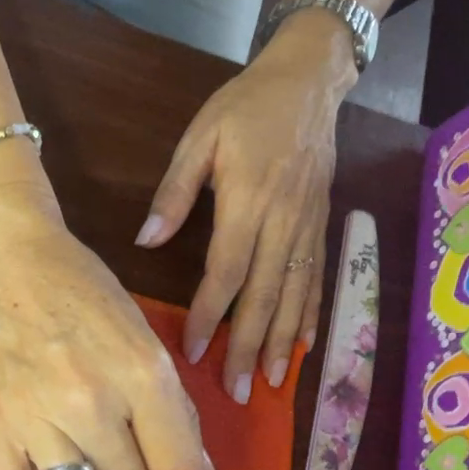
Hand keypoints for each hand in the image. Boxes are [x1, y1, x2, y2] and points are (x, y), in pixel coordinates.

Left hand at [137, 18, 355, 402]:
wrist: (309, 79)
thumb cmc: (244, 107)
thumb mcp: (199, 138)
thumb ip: (174, 192)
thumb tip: (145, 241)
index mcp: (249, 201)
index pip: (227, 271)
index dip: (212, 315)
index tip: (195, 353)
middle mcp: (284, 220)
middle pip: (266, 294)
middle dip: (250, 345)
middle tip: (237, 391)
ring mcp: (308, 224)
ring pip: (297, 292)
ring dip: (283, 341)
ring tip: (272, 382)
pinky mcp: (323, 222)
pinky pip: (319, 276)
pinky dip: (312, 313)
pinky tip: (304, 344)